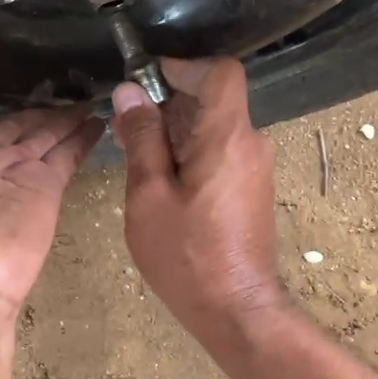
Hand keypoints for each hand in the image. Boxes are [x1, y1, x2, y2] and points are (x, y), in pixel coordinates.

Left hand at [0, 37, 104, 323]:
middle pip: (15, 111)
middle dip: (33, 87)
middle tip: (57, 48)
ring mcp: (20, 167)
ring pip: (47, 126)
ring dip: (64, 106)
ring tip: (86, 73)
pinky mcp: (48, 183)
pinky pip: (70, 151)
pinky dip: (85, 132)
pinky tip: (101, 109)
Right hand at [111, 58, 281, 330]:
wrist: (236, 311)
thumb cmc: (186, 254)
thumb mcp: (149, 194)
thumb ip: (141, 138)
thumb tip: (129, 92)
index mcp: (227, 137)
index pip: (220, 73)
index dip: (183, 66)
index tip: (146, 78)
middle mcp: (250, 144)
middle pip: (212, 100)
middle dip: (166, 102)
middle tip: (124, 125)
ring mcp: (253, 168)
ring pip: (212, 127)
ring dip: (172, 129)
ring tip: (132, 153)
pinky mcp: (249, 188)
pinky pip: (218, 151)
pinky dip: (187, 151)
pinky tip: (156, 178)